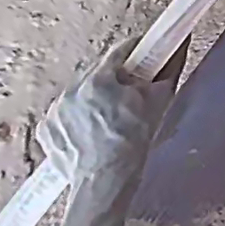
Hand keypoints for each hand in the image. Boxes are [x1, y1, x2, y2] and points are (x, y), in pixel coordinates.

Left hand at [36, 37, 173, 184]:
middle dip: (115, 77)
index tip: (147, 55)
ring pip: (81, 91)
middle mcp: (71, 90)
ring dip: (96, 96)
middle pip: (99, 71)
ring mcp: (55, 111)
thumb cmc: (133, 139)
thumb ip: (169, 68)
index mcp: (98, 80)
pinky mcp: (46, 129)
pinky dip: (78, 115)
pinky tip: (93, 128)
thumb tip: (179, 45)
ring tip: (111, 114)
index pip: (120, 51)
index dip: (137, 51)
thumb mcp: (159, 99)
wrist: (105, 180)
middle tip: (131, 92)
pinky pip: (66, 111)